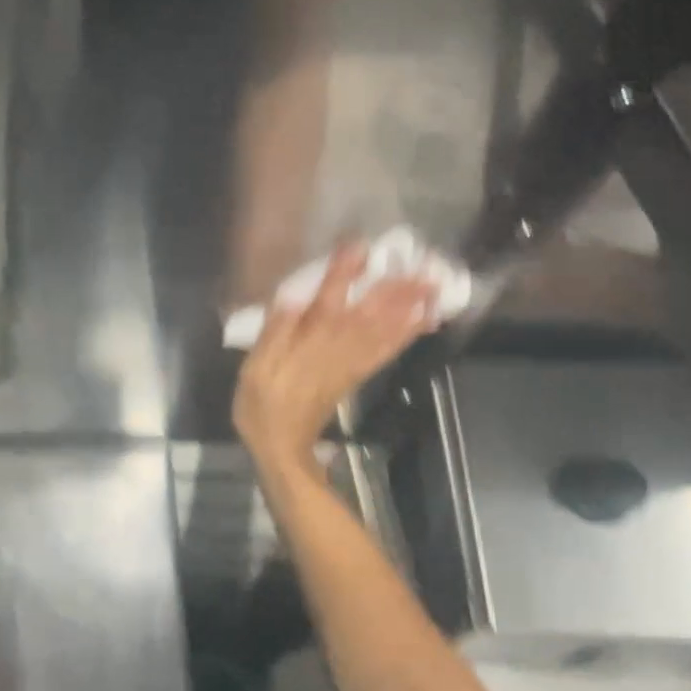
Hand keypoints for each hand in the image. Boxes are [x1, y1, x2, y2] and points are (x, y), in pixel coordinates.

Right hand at [233, 244, 435, 470]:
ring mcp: (351, 362)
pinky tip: (424, 320)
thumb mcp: (255, 368)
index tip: (359, 244)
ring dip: (412, 306)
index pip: (329, 298)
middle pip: (370, 311)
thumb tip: (292, 296)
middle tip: (423, 261)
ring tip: (435, 284)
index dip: (344, 271)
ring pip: (386, 329)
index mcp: (309, 342)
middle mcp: (336, 347)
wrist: (282, 446)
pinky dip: (408, 334)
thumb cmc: (261, 405)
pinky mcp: (357, 374)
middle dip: (395, 286)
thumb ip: (274, 331)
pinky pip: (388, 350)